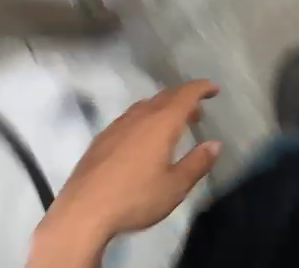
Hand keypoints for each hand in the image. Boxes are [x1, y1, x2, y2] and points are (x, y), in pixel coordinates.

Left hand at [36, 80, 221, 256]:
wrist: (83, 211)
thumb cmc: (135, 197)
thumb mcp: (174, 187)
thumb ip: (197, 163)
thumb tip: (215, 144)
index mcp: (162, 122)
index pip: (186, 94)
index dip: (202, 88)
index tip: (214, 88)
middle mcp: (141, 115)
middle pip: (166, 96)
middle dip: (185, 98)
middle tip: (197, 111)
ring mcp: (118, 124)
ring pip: (146, 105)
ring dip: (163, 108)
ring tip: (171, 124)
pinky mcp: (102, 137)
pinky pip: (130, 117)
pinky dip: (145, 118)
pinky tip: (141, 139)